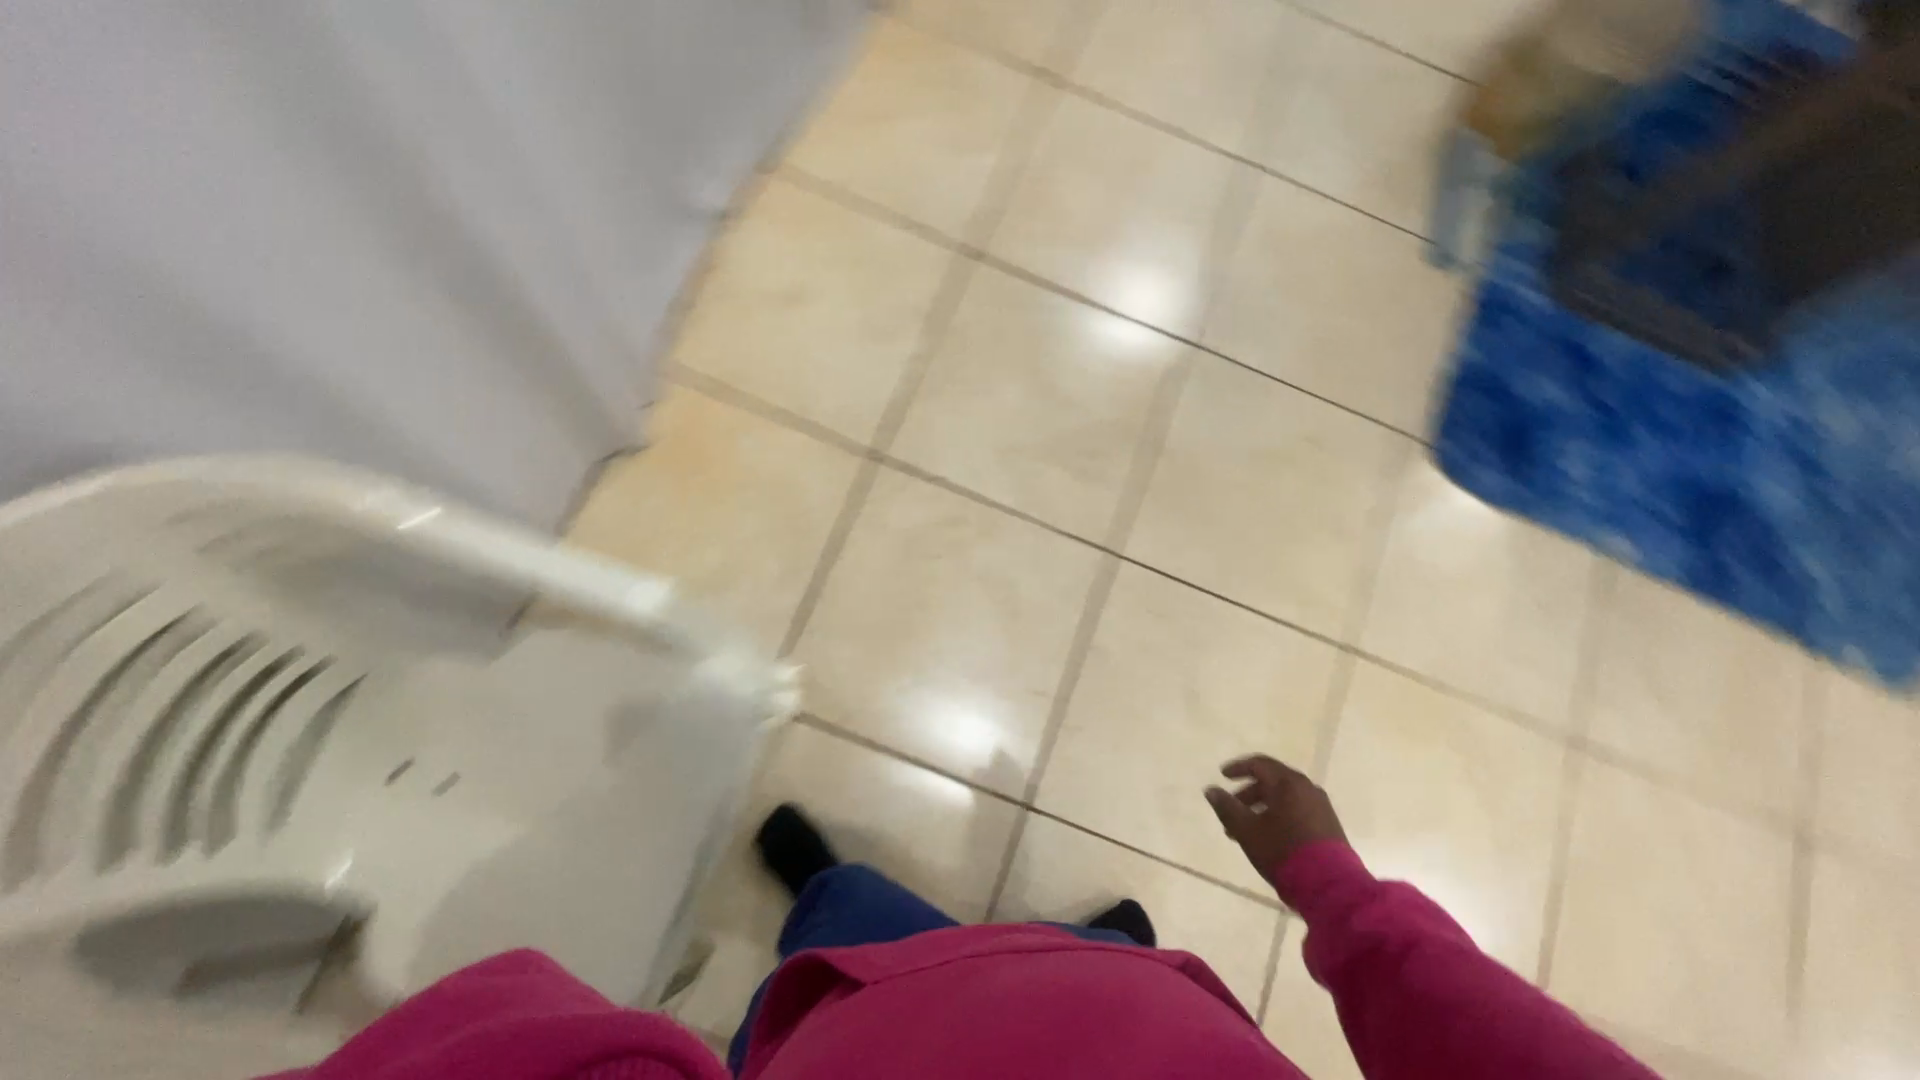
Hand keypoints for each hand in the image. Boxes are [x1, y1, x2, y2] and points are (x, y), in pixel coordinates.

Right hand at [1204, 754, 1345, 875]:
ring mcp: (1321, 806)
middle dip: (1249, 792)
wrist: (1330, 886)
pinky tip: (1270, 836)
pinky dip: (1279, 815)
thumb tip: (1211, 790)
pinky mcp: (1329, 824)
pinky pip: (1298, 809)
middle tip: (1233, 808)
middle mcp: (1306, 788)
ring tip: (1247, 829)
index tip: (1223, 775)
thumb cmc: (1282, 852)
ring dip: (1263, 807)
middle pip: (1273, 780)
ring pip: (1285, 797)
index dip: (1238, 768)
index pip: (1259, 764)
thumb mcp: (1247, 831)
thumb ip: (1227, 807)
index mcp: (1287, 783)